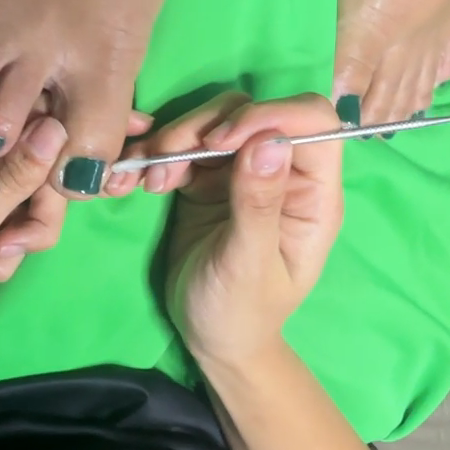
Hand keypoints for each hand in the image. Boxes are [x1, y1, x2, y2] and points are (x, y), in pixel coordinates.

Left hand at [0, 110, 150, 387]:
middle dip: (37, 216)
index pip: (38, 121)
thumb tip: (60, 122)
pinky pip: (6, 229)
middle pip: (40, 171)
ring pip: (28, 206)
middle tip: (11, 247)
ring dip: (16, 243)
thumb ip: (17, 175)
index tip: (129, 144)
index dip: (80, 137)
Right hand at [131, 93, 345, 367]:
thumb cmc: (242, 311)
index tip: (220, 139)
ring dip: (175, 140)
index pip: (311, 123)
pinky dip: (157, 156)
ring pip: (212, 123)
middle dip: (204, 127)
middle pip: (251, 112)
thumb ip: (258, 203)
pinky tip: (137, 182)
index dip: (269, 115)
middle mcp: (280, 172)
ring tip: (149, 181)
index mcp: (312, 193)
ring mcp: (240, 173)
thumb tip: (268, 141)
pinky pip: (183, 147)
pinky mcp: (205, 180)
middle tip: (167, 160)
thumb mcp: (248, 264)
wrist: (210, 337)